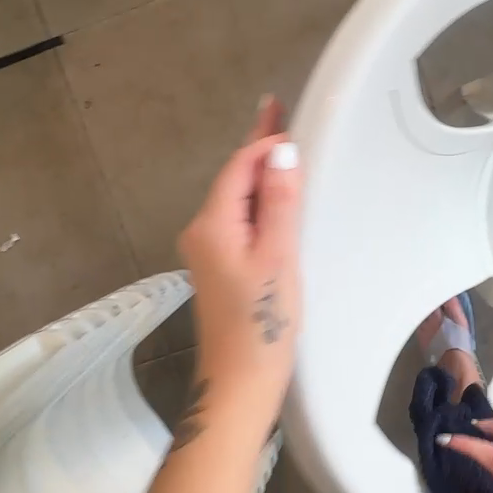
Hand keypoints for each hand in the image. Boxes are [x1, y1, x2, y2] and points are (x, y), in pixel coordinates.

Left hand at [178, 96, 302, 398]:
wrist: (240, 383)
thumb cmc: (262, 322)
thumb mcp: (279, 257)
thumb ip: (280, 202)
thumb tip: (281, 152)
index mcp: (212, 225)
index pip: (238, 167)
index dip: (264, 141)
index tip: (289, 116)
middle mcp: (203, 232)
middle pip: (233, 180)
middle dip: (257, 147)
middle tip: (276, 109)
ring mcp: (209, 252)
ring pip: (237, 200)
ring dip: (260, 174)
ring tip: (281, 144)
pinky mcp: (221, 268)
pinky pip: (241, 221)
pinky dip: (260, 202)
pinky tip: (276, 196)